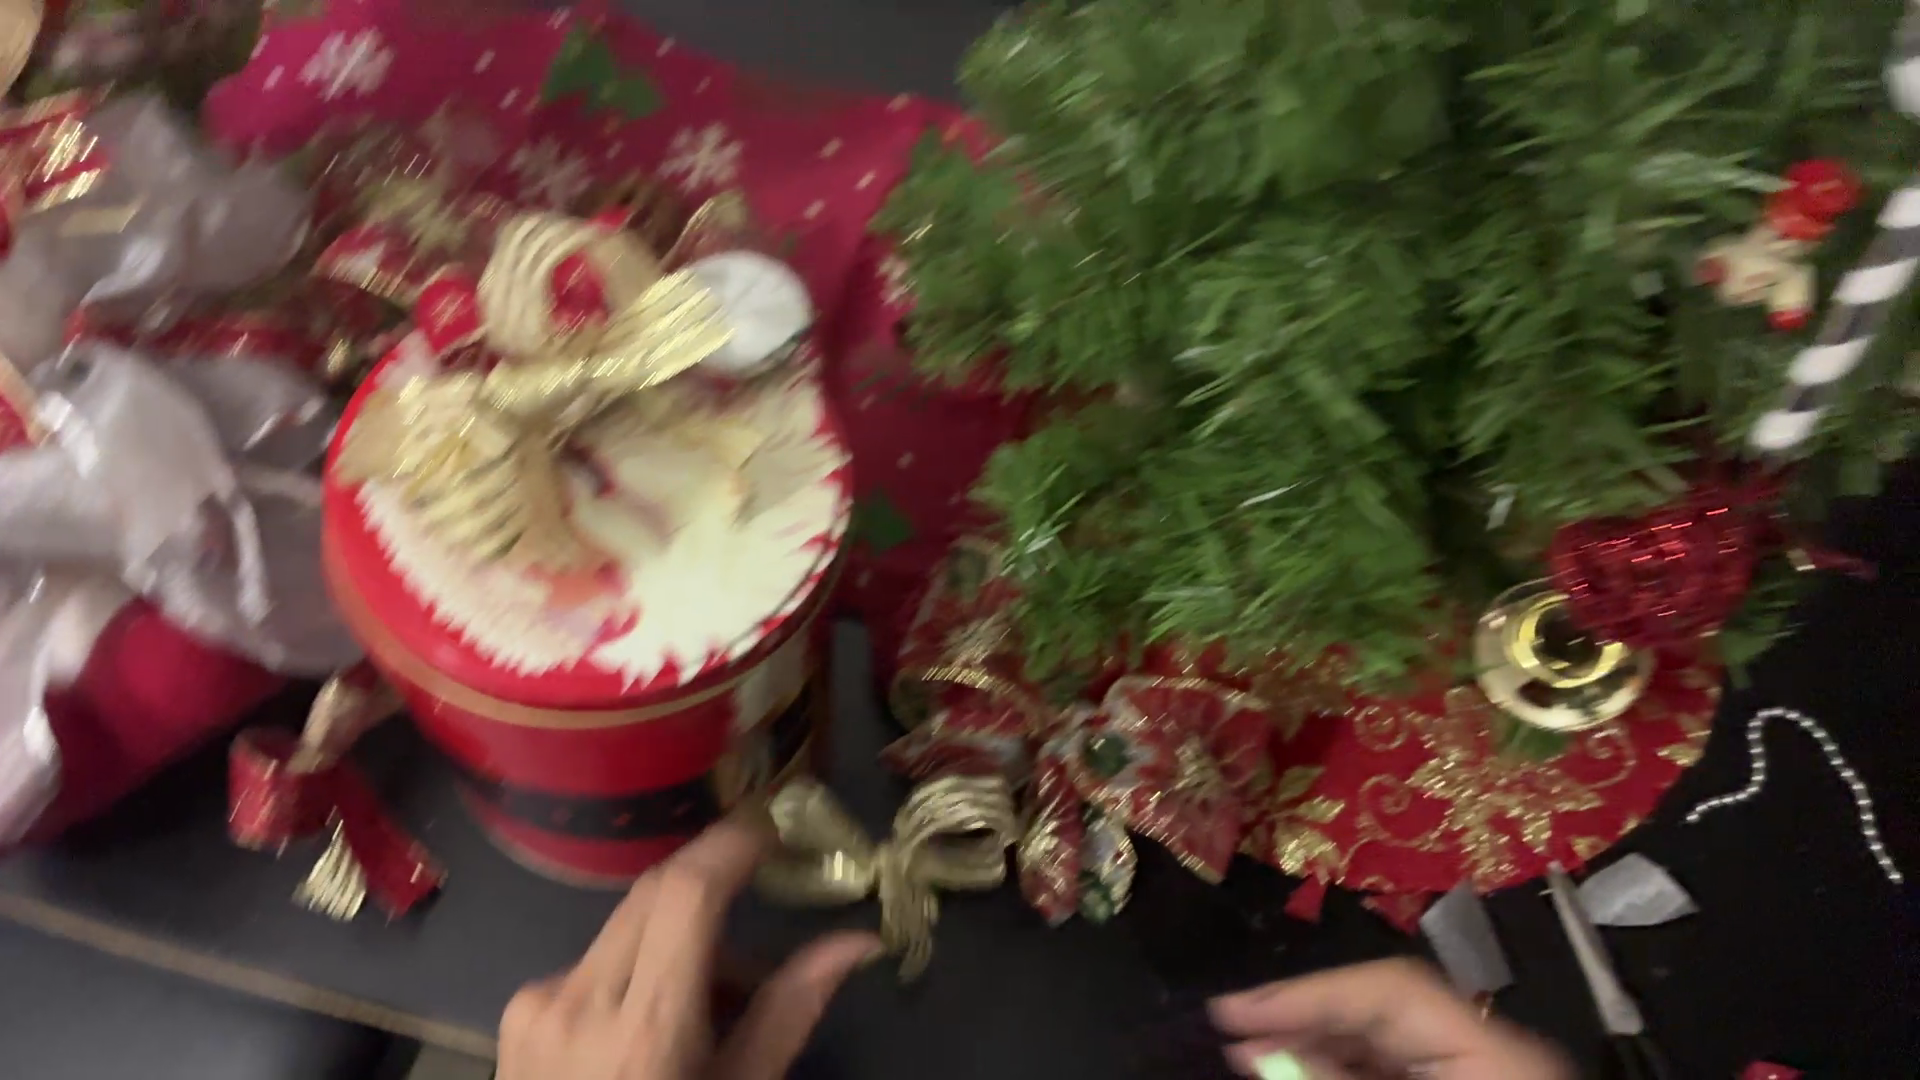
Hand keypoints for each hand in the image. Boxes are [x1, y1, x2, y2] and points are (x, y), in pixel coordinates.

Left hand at [499, 814, 883, 1079]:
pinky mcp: (520, 1009)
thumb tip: (859, 941)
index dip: (734, 844)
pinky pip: (601, 950)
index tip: (778, 828)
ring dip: (686, 922)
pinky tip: (660, 1012)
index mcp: (645, 1031)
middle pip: (660, 888)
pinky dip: (646, 957)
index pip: (687, 894)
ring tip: (718, 988)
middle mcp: (581, 999)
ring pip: (634, 916)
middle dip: (717, 869)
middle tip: (764, 870)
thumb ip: (792, 1008)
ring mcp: (539, 1001)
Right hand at [1208, 958, 1572, 1079]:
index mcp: (1497, 1061)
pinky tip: (1300, 1074)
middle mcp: (1488, 1056)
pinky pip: (1391, 1071)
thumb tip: (1254, 1053)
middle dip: (1301, 1019)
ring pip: (1380, 1043)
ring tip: (1253, 1054)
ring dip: (1315, 1046)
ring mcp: (1477, 1077)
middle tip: (1232, 1030)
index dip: (1304, 993)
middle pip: (1378, 1012)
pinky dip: (1341, 1073)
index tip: (1234, 1012)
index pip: (1385, 993)